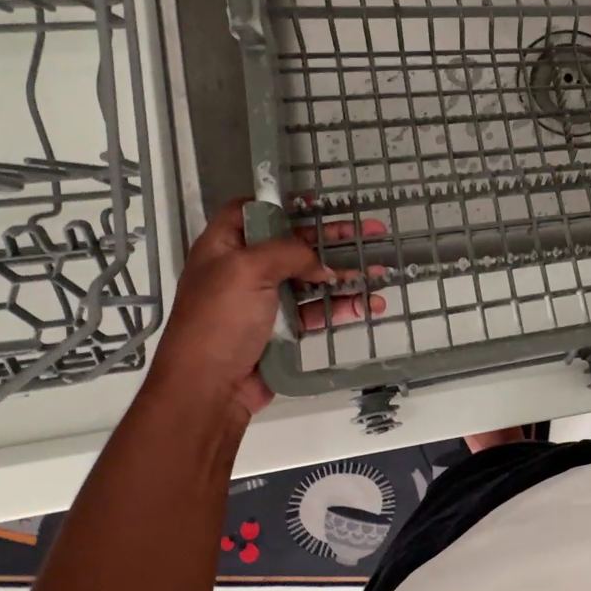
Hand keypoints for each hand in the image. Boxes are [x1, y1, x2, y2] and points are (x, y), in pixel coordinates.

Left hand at [146, 199, 386, 424]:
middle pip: (293, 244)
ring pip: (313, 278)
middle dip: (332, 238)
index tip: (318, 204)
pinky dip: (344, 306)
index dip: (280, 204)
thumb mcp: (248, 270)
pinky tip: (370, 304)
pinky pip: (319, 311)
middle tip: (370, 232)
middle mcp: (243, 270)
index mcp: (223, 248)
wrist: (210, 387)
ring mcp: (264, 301)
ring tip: (380, 272)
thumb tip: (321, 265)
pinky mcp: (282, 329)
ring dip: (347, 274)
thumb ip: (289, 252)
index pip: (249, 212)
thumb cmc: (220, 320)